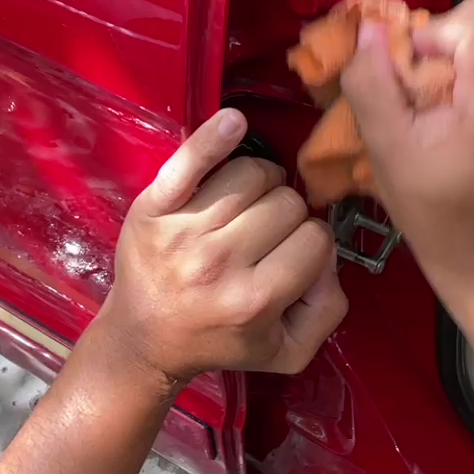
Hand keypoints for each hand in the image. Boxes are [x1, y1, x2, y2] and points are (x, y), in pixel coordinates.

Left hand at [90, 108, 348, 389]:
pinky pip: (189, 160)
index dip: (312, 241)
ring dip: (262, 181)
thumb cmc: (219, 339)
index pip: (315, 238)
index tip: (293, 252)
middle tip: (267, 233)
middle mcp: (218, 264)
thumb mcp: (288, 351)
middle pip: (286, 203)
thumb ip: (329, 308)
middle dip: (287, 213)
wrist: (144, 336)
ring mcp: (182, 231)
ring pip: (252, 175)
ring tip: (250, 201)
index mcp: (254, 301)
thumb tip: (328, 250)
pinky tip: (234, 122)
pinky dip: (214, 137)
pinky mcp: (153, 208)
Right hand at [341, 0, 473, 304]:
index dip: (435, 29)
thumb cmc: (431, 210)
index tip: (412, 73)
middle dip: (440, 49)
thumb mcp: (387, 149)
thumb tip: (368, 30)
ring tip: (434, 112)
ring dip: (453, 64)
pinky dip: (470, 79)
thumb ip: (372, 84)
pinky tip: (453, 120)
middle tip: (416, 97)